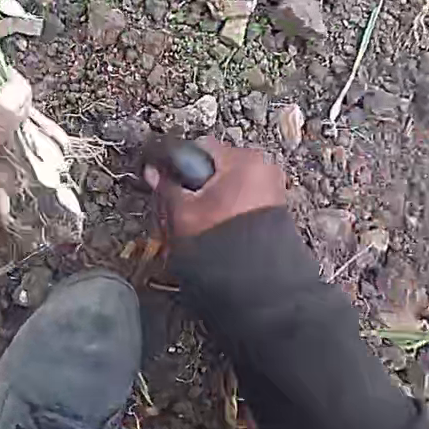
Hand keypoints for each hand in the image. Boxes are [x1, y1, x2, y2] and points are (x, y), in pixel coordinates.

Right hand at [144, 139, 288, 241]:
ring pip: (226, 186)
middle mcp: (263, 167)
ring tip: (199, 224)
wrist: (259, 280)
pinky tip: (215, 229)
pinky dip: (225, 210)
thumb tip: (154, 172)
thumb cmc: (226, 243)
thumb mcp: (183, 211)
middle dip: (195, 186)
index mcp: (244, 159)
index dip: (179, 165)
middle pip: (214, 168)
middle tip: (182, 209)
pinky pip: (240, 201)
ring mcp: (271, 188)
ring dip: (209, 201)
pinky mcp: (274, 209)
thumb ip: (166, 187)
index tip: (168, 182)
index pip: (200, 148)